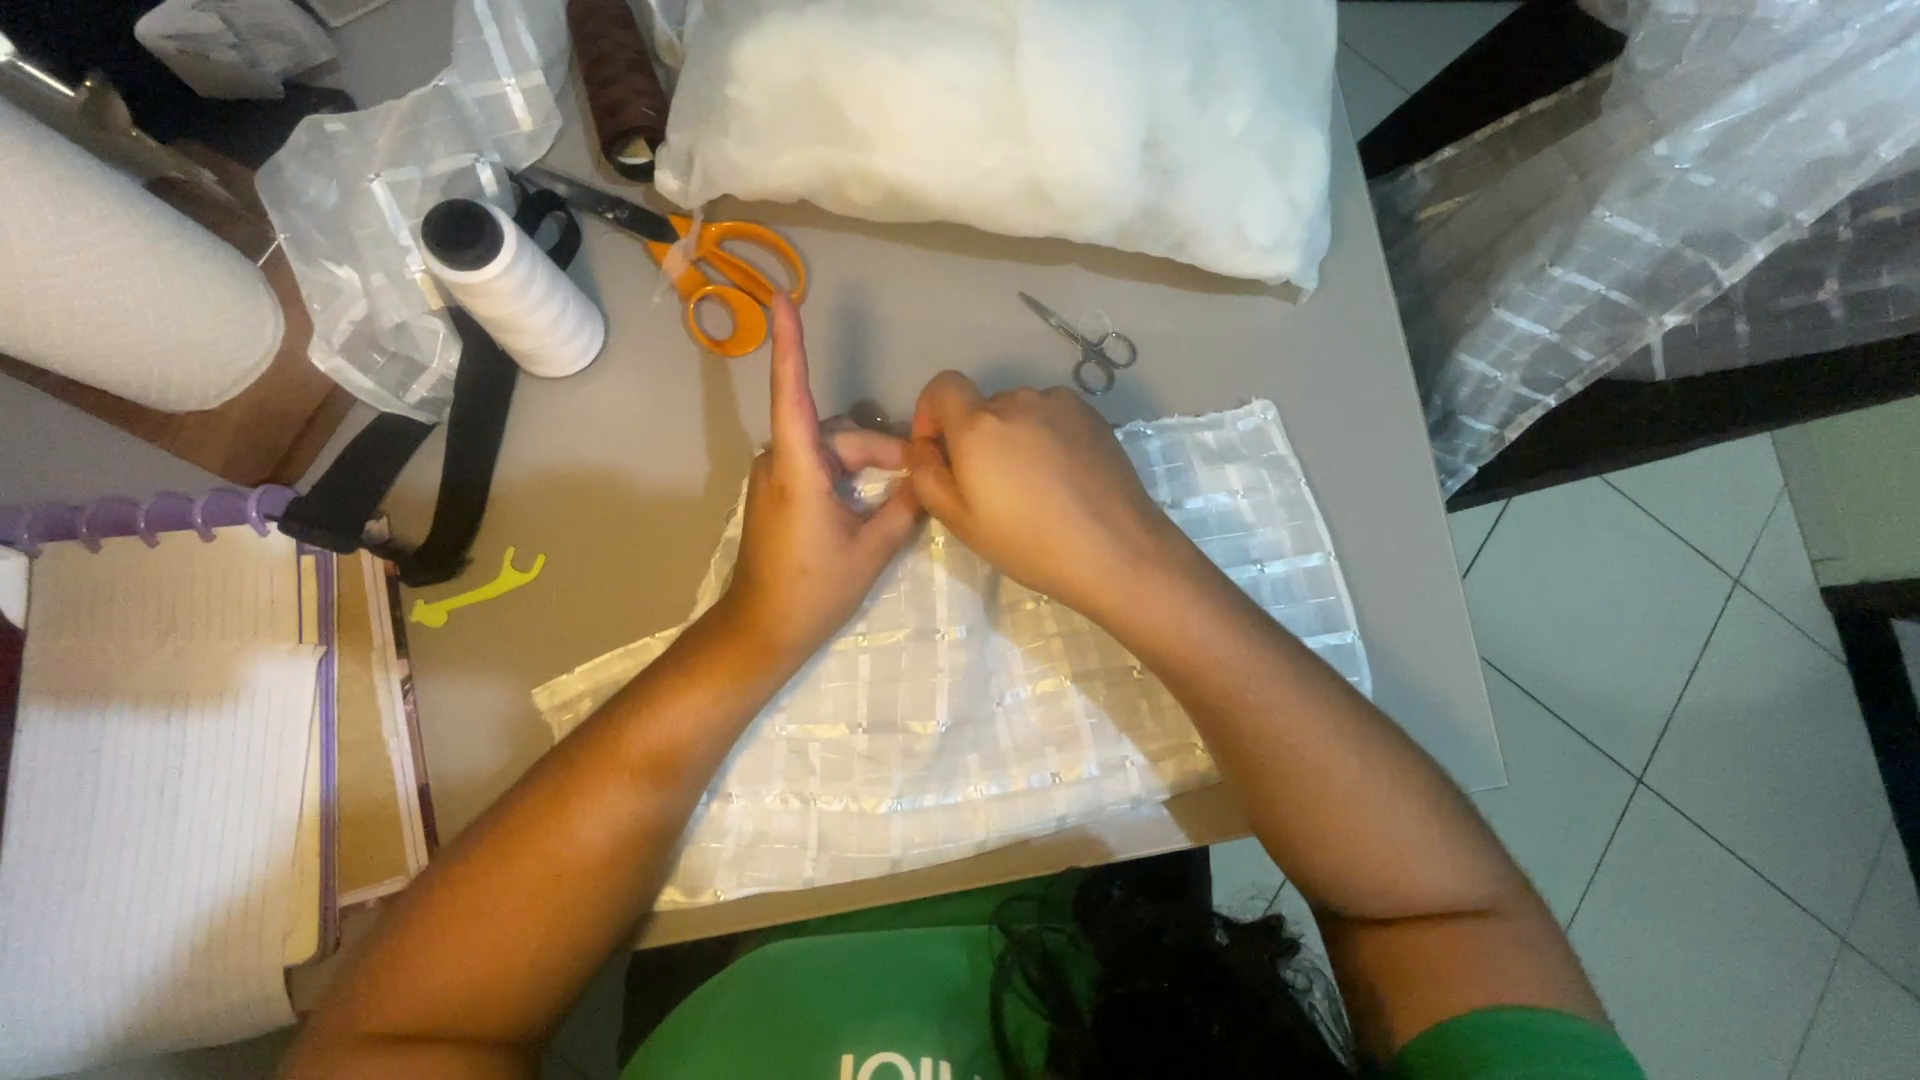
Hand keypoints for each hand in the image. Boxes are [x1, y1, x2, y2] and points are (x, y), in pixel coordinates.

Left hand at [713, 296, 922, 662]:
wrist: (762, 629)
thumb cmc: (814, 589)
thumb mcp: (872, 549)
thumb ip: (904, 507)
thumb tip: (929, 478)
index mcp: (798, 469)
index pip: (792, 394)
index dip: (790, 345)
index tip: (782, 298)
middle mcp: (779, 462)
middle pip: (839, 436)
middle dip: (881, 454)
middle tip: (921, 484)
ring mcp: (774, 478)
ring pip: (832, 454)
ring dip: (867, 469)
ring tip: (903, 497)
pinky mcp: (776, 494)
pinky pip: (820, 469)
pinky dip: (849, 479)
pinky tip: (874, 505)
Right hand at [905, 372, 1196, 620]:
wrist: (1115, 550)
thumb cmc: (1029, 543)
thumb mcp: (961, 522)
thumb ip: (927, 475)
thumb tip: (923, 448)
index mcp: (979, 424)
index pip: (942, 386)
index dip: (931, 414)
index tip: (940, 452)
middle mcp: (1019, 401)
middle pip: (982, 406)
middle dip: (976, 437)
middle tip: (992, 488)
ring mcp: (1061, 404)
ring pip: (1020, 413)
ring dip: (1013, 437)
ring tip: (1033, 486)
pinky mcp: (1092, 416)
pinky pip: (1053, 417)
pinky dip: (1046, 437)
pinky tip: (1062, 479)